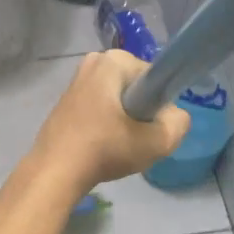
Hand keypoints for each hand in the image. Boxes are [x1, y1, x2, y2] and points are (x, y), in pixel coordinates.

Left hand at [30, 51, 190, 187]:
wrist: (55, 172)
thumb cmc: (104, 150)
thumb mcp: (156, 142)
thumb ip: (177, 123)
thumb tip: (172, 115)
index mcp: (113, 61)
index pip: (154, 78)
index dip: (159, 105)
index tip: (150, 128)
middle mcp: (93, 62)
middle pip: (136, 88)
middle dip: (140, 112)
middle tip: (136, 139)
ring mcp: (76, 80)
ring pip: (118, 99)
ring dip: (123, 120)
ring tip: (118, 145)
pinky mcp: (66, 100)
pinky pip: (100, 107)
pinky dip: (105, 124)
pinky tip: (102, 145)